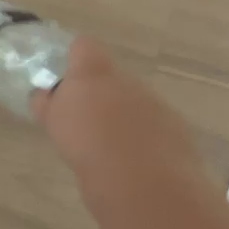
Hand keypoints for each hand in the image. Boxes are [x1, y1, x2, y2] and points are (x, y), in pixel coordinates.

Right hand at [31, 37, 202, 180]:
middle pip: (113, 76)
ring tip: (108, 137)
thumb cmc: (85, 143)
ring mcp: (159, 106)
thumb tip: (48, 94)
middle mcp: (129, 83)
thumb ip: (48, 101)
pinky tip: (132, 154)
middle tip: (83, 110)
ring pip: (136, 100)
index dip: (75, 53)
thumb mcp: (51, 120)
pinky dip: (144, 133)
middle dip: (100, 89)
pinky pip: (156, 123)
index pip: (85, 46)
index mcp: (94, 75)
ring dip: (123, 112)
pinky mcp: (180, 131)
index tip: (65, 67)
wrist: (144, 183)